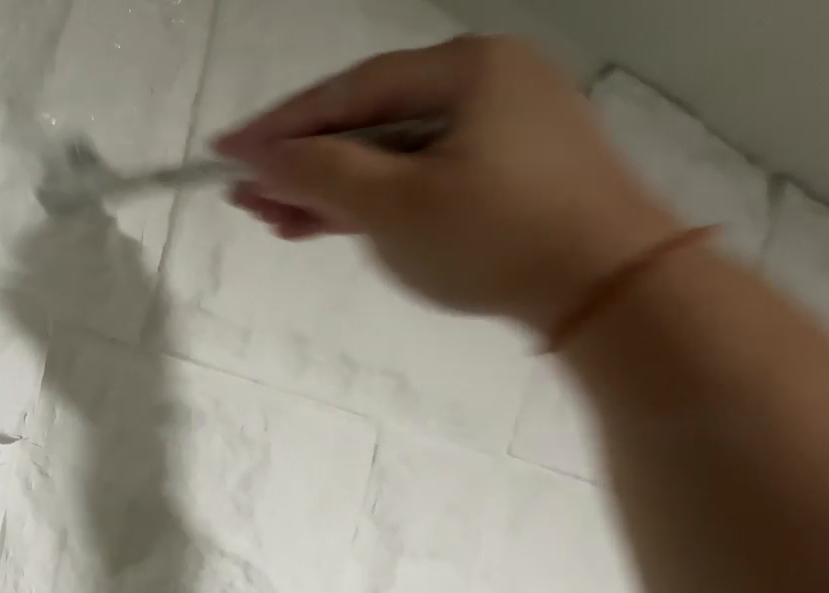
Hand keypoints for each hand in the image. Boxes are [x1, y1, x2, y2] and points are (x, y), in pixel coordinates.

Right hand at [212, 35, 682, 331]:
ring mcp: (496, 128)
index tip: (223, 154)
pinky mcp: (500, 173)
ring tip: (274, 220)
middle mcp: (483, 83)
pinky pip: (415, 176)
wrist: (605, 287)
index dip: (279, 125)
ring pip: (387, 154)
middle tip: (244, 198)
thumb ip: (317, 173)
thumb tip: (258, 157)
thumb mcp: (392, 203)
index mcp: (465, 69)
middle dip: (300, 163)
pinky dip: (367, 200)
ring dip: (327, 187)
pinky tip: (320, 224)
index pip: (347, 92)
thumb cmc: (494, 235)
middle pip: (366, 121)